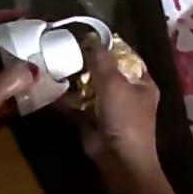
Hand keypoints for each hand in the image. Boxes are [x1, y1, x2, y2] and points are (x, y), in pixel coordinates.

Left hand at [0, 10, 37, 188]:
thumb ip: (9, 81)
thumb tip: (35, 66)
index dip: (1, 16)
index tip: (27, 15)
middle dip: (19, 40)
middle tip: (45, 39)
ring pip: (5, 69)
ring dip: (25, 65)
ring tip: (50, 61)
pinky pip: (10, 93)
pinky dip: (26, 90)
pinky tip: (45, 92)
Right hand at [68, 39, 161, 177]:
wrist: (118, 159)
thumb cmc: (124, 117)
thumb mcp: (114, 82)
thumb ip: (100, 57)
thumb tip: (88, 35)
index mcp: (142, 82)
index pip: (125, 55)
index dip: (107, 45)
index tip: (85, 34)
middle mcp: (127, 92)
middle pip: (104, 70)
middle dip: (86, 61)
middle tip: (65, 47)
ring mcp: (108, 107)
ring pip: (89, 85)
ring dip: (74, 77)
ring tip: (55, 61)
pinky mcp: (92, 119)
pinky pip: (77, 103)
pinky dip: (65, 96)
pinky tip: (50, 84)